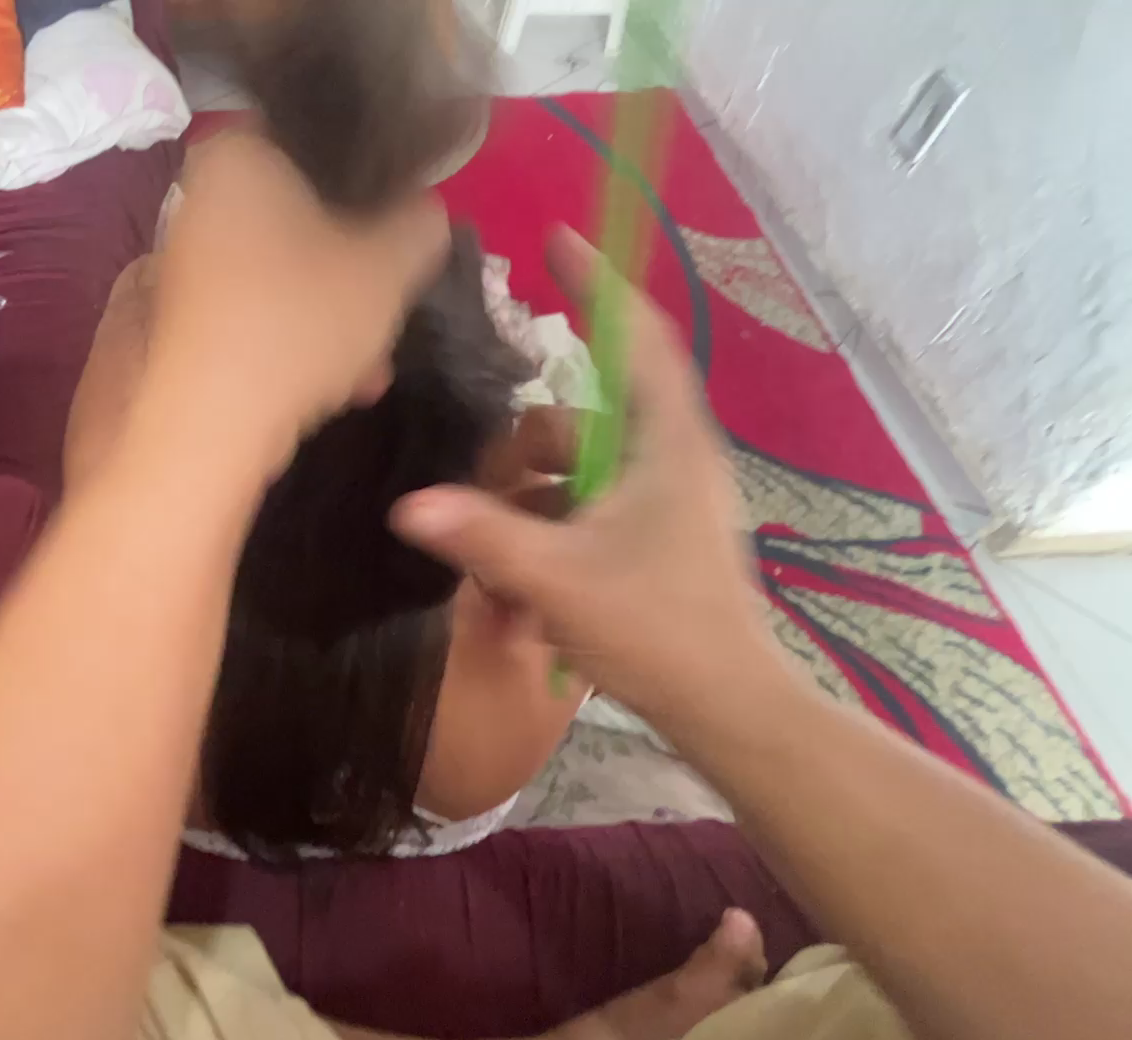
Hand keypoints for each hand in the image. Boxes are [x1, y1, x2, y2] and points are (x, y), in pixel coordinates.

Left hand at [136, 130, 450, 471]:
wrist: (212, 423)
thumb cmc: (299, 321)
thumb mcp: (387, 266)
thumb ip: (419, 226)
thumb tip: (424, 214)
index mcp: (237, 155)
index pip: (320, 142)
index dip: (374, 182)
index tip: (403, 228)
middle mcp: (200, 203)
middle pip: (306, 223)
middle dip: (358, 275)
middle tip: (391, 311)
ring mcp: (188, 268)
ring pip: (287, 280)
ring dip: (337, 321)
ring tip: (371, 370)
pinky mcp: (187, 325)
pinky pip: (260, 318)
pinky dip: (299, 344)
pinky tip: (339, 387)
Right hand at [392, 227, 794, 723]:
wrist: (724, 707)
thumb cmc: (657, 631)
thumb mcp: (556, 578)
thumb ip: (482, 537)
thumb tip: (406, 507)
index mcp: (663, 445)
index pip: (633, 338)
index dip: (597, 284)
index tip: (556, 240)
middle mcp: (666, 459)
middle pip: (579, 417)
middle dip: (522, 451)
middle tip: (482, 491)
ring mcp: (658, 499)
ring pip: (572, 471)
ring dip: (526, 506)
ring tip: (496, 565)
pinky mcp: (648, 534)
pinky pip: (580, 510)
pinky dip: (544, 534)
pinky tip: (516, 588)